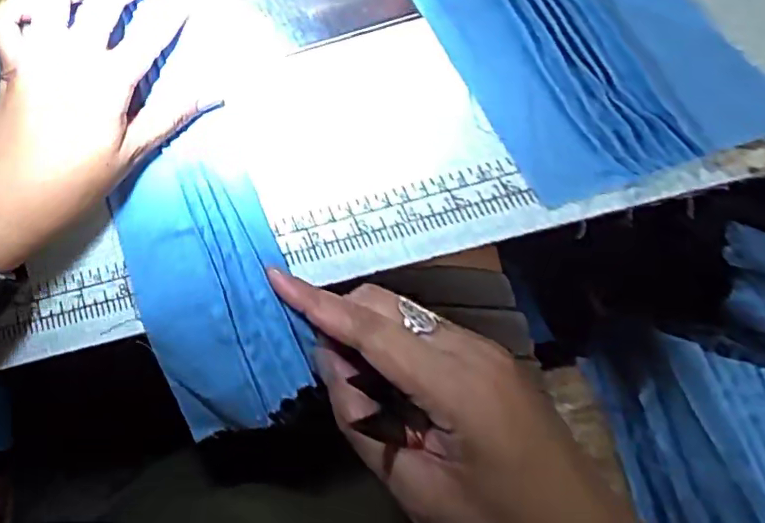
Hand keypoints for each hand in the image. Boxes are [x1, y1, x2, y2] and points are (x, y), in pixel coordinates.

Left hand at [0, 0, 209, 270]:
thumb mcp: (130, 154)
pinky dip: (18, 10)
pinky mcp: (10, 63)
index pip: (152, 31)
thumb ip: (169, 115)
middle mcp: (75, 56)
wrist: (7, 201)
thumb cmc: (73, 183)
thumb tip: (214, 93)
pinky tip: (36, 13)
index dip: (175, 5)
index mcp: (110, 80)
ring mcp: (39, 55)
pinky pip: (5, 22)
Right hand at [268, 269, 629, 522]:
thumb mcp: (420, 488)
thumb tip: (332, 361)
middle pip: (384, 305)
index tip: (276, 276)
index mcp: (455, 382)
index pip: (370, 328)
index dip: (317, 301)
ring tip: (364, 384)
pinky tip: (395, 382)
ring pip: (402, 311)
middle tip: (328, 367)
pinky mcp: (488, 351)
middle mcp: (468, 346)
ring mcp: (482, 345)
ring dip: (367, 329)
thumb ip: (364, 420)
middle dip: (341, 315)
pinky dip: (393, 339)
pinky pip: (424, 327)